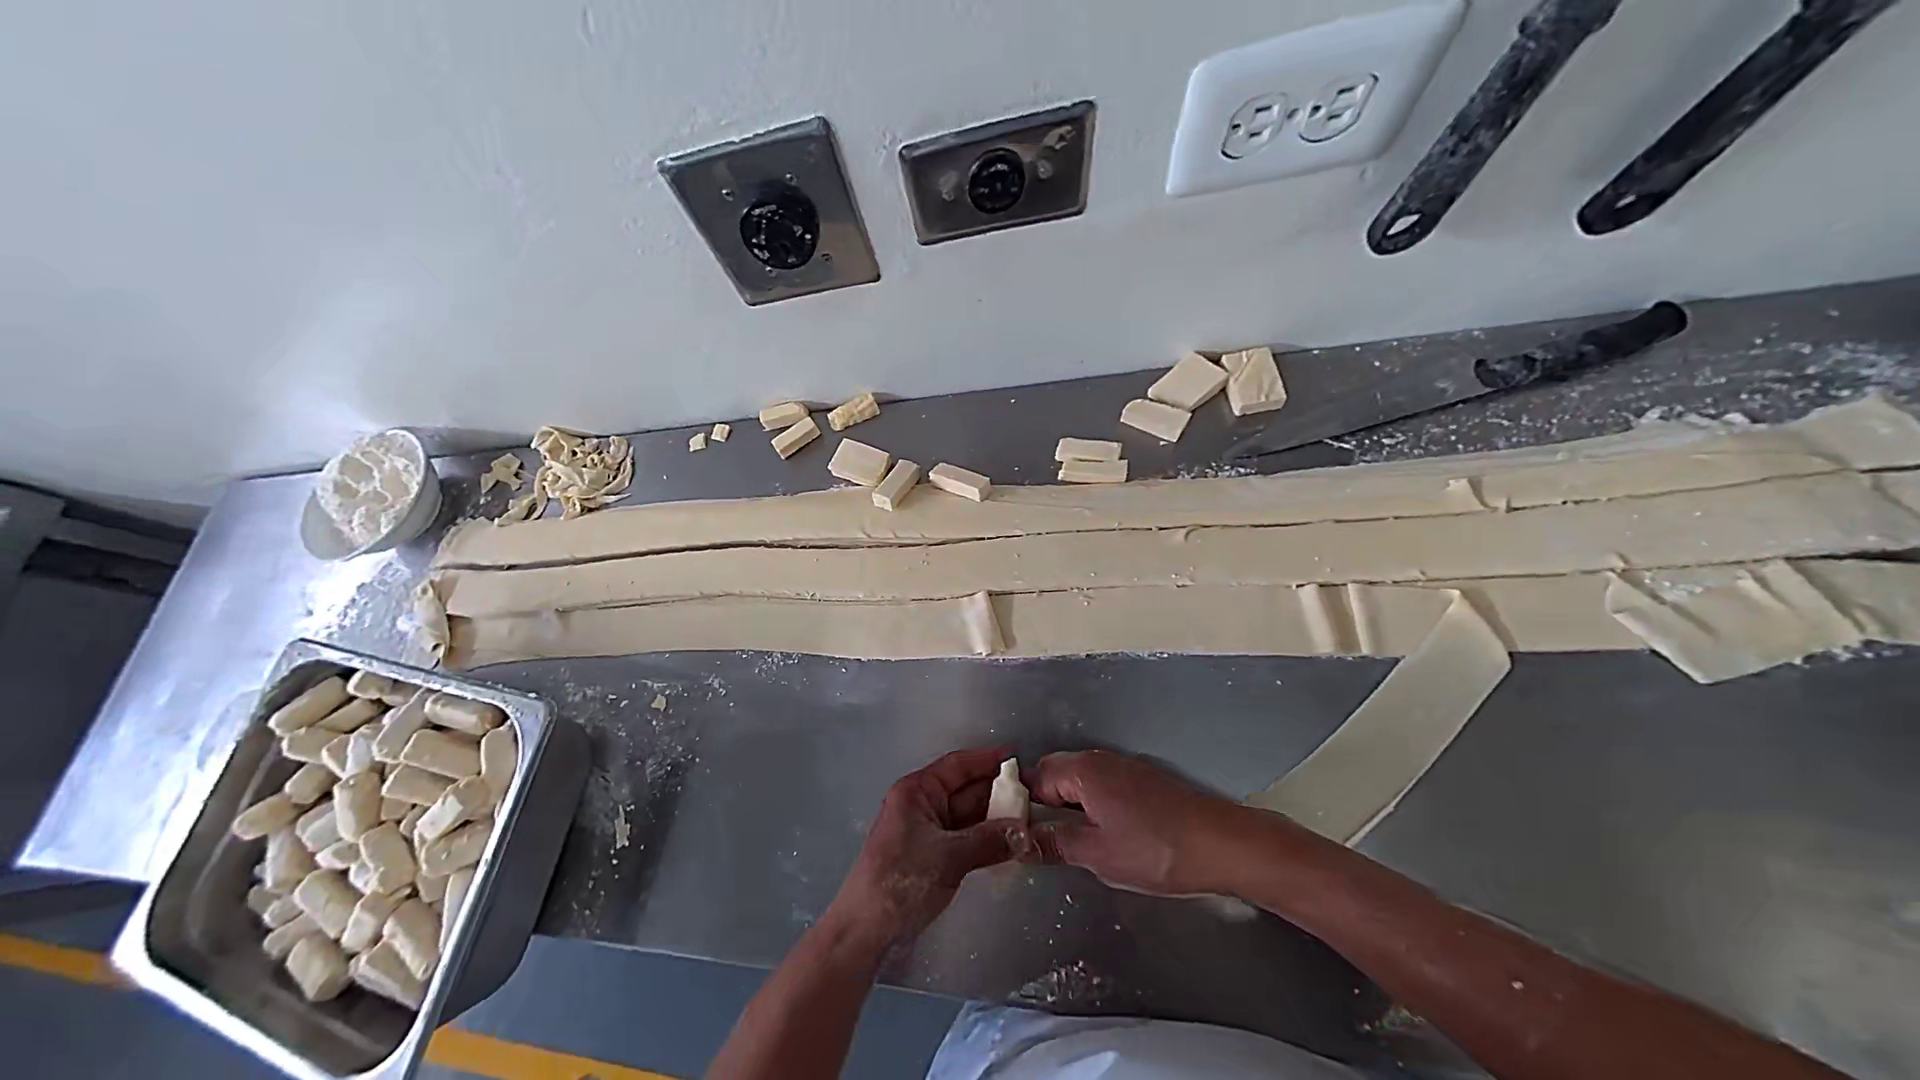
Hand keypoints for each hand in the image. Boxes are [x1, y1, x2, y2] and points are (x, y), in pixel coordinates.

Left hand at [824, 747, 1027, 948]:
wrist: (865, 932)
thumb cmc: (900, 882)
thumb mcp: (948, 857)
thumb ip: (989, 840)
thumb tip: (1025, 831)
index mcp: (917, 792)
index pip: (957, 765)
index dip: (987, 760)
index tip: (1018, 758)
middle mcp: (923, 805)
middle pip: (967, 790)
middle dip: (999, 793)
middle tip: (1036, 798)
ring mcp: (928, 832)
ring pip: (969, 816)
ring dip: (996, 819)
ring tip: (1032, 821)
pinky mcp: (934, 856)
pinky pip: (967, 838)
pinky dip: (987, 840)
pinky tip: (1011, 844)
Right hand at [1027, 749, 1264, 896]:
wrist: (1222, 845)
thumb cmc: (1155, 850)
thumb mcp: (1097, 855)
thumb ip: (1055, 844)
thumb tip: (1023, 840)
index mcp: (1084, 771)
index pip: (1035, 776)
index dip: (1022, 803)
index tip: (1018, 832)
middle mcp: (1102, 761)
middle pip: (1057, 773)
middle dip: (1045, 804)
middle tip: (1044, 840)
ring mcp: (1126, 768)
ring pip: (1081, 781)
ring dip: (1070, 805)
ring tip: (1073, 842)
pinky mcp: (1144, 782)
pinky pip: (1103, 786)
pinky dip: (1094, 805)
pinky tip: (1105, 834)